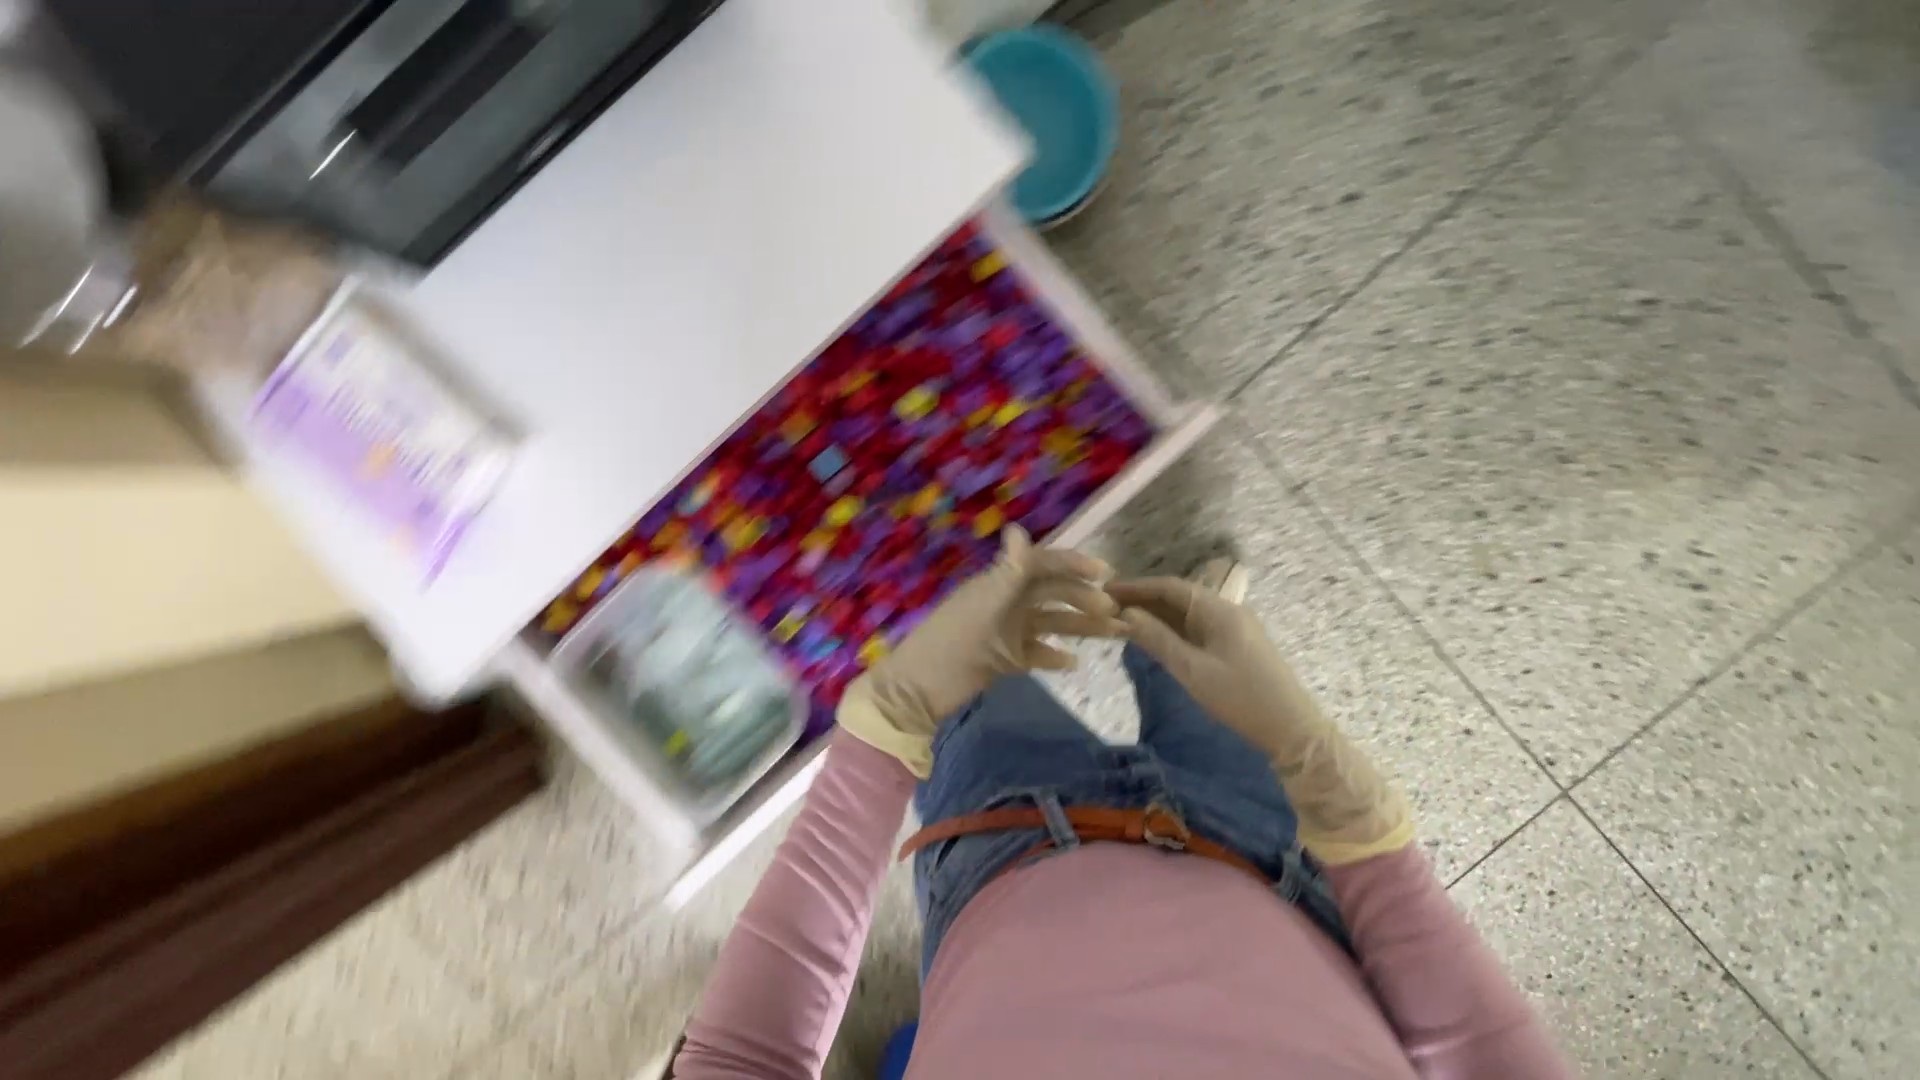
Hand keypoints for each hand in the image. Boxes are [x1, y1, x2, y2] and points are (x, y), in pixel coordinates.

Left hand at [838, 527, 1124, 776]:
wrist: (915, 694)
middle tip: (1117, 614)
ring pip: (1051, 623)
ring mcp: (1005, 631)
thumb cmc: (948, 648)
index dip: (1074, 565)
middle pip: (1053, 594)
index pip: (1042, 564)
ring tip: (1117, 635)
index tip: (1107, 573)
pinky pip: (1036, 651)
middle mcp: (1005, 602)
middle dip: (1085, 599)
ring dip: (1081, 627)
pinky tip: (1076, 663)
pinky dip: (1055, 655)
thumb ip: (1006, 573)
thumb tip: (1019, 529)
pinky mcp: (1003, 659)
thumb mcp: (981, 609)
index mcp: (999, 584)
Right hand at [1105, 577, 1326, 756]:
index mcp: (1218, 610)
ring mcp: (1232, 628)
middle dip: (1142, 601)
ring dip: (1156, 616)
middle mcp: (1226, 610)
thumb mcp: (1192, 670)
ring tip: (1121, 622)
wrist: (1293, 730)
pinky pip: (1196, 628)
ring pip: (1186, 614)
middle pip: (1178, 597)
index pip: (1170, 587)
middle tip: (1105, 608)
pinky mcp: (1235, 645)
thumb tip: (1125, 614)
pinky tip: (1152, 639)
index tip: (1105, 590)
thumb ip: (1157, 639)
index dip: (1136, 587)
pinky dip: (1171, 630)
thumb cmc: (1241, 698)